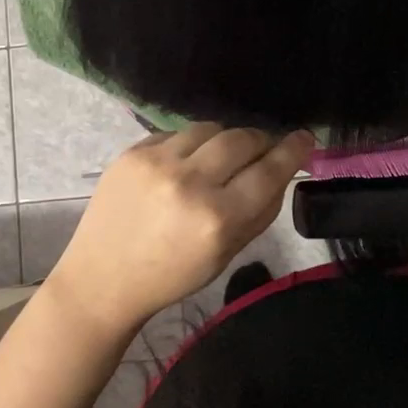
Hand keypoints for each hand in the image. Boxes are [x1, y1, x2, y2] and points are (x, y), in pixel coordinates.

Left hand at [47, 124, 314, 331]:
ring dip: (223, 140)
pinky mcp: (132, 152)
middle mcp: (189, 183)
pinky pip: (176, 134)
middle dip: (259, 141)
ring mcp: (157, 163)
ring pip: (209, 129)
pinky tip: (184, 165)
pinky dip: (189, 146)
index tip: (305, 138)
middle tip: (263, 149)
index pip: (269, 171)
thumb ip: (260, 212)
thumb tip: (284, 171)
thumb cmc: (171, 276)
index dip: (292, 150)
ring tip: (220, 159)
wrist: (102, 278)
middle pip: (241, 138)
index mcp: (217, 219)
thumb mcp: (226, 255)